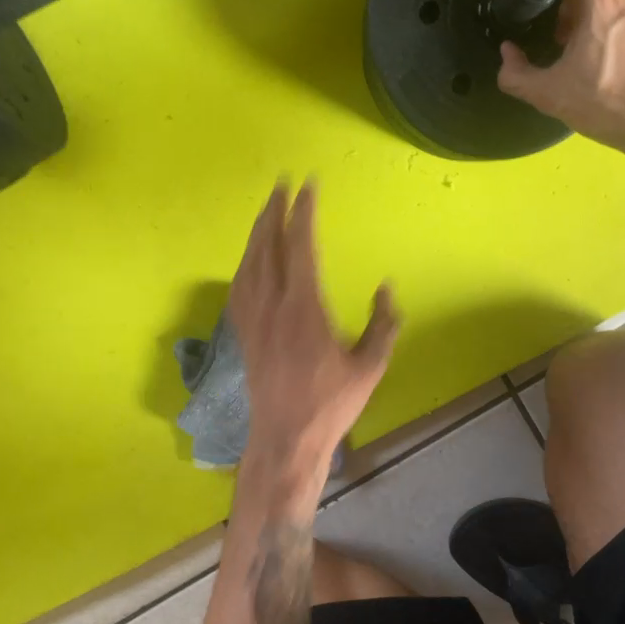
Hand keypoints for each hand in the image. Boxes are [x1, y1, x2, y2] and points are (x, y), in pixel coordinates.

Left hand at [230, 181, 398, 471]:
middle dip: (273, 212)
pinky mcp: (243, 335)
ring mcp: (252, 321)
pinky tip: (249, 260)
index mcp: (304, 309)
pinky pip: (239, 288)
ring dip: (257, 233)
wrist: (286, 438)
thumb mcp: (370, 367)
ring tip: (266, 213)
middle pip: (267, 246)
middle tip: (281, 185)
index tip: (308, 187)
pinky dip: (245, 264)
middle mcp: (272, 306)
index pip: (300, 246)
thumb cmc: (331, 405)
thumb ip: (383, 325)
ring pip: (248, 264)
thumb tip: (385, 290)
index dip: (303, 213)